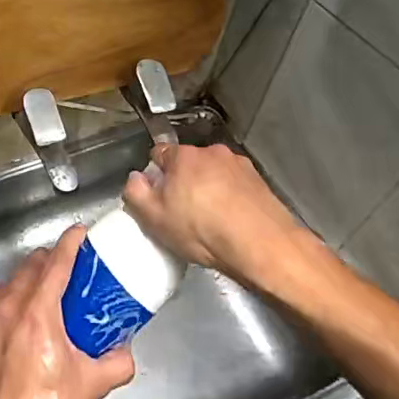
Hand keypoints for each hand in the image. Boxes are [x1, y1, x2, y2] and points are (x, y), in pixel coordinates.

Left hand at [0, 225, 135, 398]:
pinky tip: (19, 318)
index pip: (56, 263)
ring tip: (44, 291)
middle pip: (30, 266)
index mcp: (38, 313)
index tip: (79, 232)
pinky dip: (9, 301)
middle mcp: (8, 308)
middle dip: (50, 260)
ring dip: (28, 280)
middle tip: (67, 267)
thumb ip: (116, 364)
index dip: (70, 243)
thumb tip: (126, 353)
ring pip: (9, 283)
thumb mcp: (89, 386)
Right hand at [122, 142, 309, 280]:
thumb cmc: (203, 231)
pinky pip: (235, 186)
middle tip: (182, 214)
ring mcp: (239, 165)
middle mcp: (211, 152)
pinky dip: (231, 198)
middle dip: (183, 182)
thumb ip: (135, 193)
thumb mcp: (154, 219)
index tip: (158, 198)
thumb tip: (135, 178)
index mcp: (183, 156)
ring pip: (213, 174)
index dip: (155, 175)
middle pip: (188, 164)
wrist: (263, 246)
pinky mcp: (259, 181)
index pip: (159, 153)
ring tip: (211, 222)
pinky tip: (233, 223)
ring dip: (209, 189)